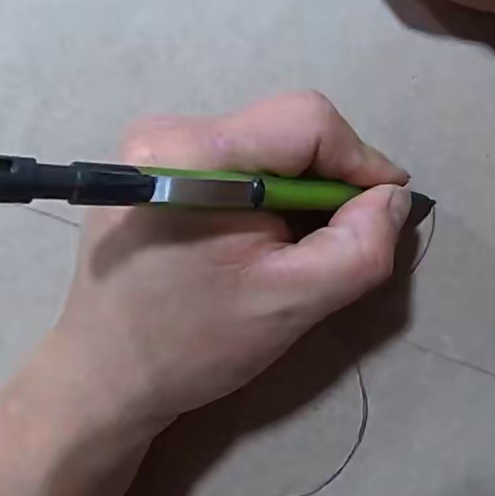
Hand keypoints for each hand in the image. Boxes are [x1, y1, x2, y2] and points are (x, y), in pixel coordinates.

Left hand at [27, 92, 413, 437]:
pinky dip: (272, 188)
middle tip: (338, 237)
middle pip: (286, 128)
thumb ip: (360, 247)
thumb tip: (391, 196)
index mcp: (189, 155)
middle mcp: (166, 131)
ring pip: (268, 141)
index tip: (381, 209)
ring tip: (294, 244)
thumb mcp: (292, 304)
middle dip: (329, 178)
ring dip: (301, 186)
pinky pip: (241, 155)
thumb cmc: (191, 346)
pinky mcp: (156, 162)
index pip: (306, 121)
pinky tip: (261, 235)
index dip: (359, 160)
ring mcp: (155, 143)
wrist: (103, 374)